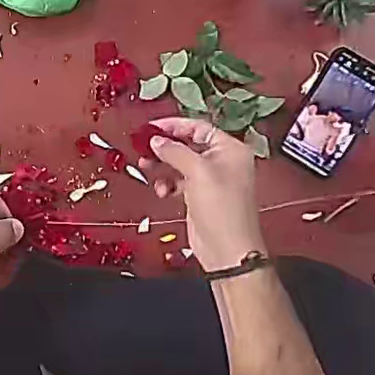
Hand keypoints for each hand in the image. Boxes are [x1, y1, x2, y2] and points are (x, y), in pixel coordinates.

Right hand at [139, 117, 265, 272]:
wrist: (227, 249)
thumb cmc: (222, 209)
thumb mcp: (197, 172)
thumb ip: (175, 152)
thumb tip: (157, 140)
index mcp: (230, 149)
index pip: (199, 127)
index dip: (174, 125)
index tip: (152, 126)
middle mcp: (223, 161)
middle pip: (188, 144)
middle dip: (165, 146)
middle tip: (144, 146)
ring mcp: (211, 179)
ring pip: (181, 163)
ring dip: (163, 165)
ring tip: (146, 165)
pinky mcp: (200, 195)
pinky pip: (179, 181)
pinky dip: (168, 183)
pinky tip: (162, 190)